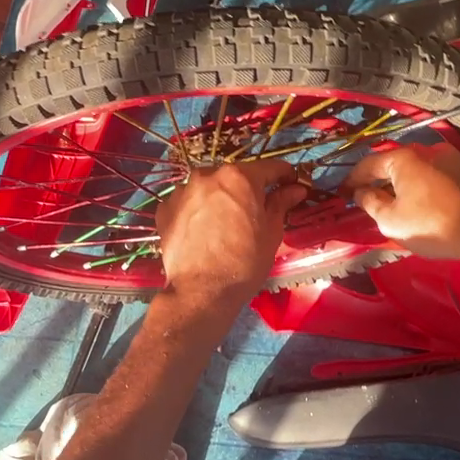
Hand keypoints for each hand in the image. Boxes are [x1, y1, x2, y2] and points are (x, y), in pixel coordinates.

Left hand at [155, 159, 308, 312]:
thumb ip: (281, 203)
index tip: (291, 184)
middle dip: (247, 189)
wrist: (201, 291)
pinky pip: (187, 203)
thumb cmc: (245, 261)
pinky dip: (197, 211)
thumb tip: (295, 189)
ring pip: (208, 188)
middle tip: (255, 210)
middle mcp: (208, 174)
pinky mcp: (165, 208)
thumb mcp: (271, 232)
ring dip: (219, 198)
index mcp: (239, 176)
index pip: (269, 168)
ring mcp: (182, 190)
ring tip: (224, 222)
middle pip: (234, 176)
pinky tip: (202, 230)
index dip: (284, 175)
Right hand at [346, 144, 459, 261]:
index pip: (369, 164)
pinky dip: (423, 186)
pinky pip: (436, 175)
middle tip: (367, 197)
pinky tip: (423, 203)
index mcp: (404, 158)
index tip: (343, 193)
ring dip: (402, 182)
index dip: (353, 179)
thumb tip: (361, 193)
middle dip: (379, 179)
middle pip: (395, 163)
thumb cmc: (433, 226)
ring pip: (417, 168)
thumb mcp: (392, 221)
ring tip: (395, 202)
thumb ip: (371, 203)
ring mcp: (452, 159)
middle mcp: (428, 150)